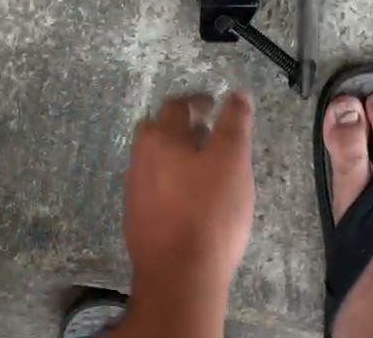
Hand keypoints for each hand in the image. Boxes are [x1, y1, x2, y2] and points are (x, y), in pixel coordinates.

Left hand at [120, 92, 254, 337]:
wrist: (180, 279)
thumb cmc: (209, 211)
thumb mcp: (233, 159)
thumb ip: (235, 122)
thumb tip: (238, 94)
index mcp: (158, 138)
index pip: (178, 105)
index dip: (199, 102)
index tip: (216, 106)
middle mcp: (139, 160)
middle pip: (161, 132)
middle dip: (185, 129)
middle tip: (212, 137)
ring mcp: (135, 192)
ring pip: (158, 161)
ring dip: (179, 157)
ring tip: (207, 170)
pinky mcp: (138, 221)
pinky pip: (157, 189)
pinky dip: (174, 184)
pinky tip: (192, 201)